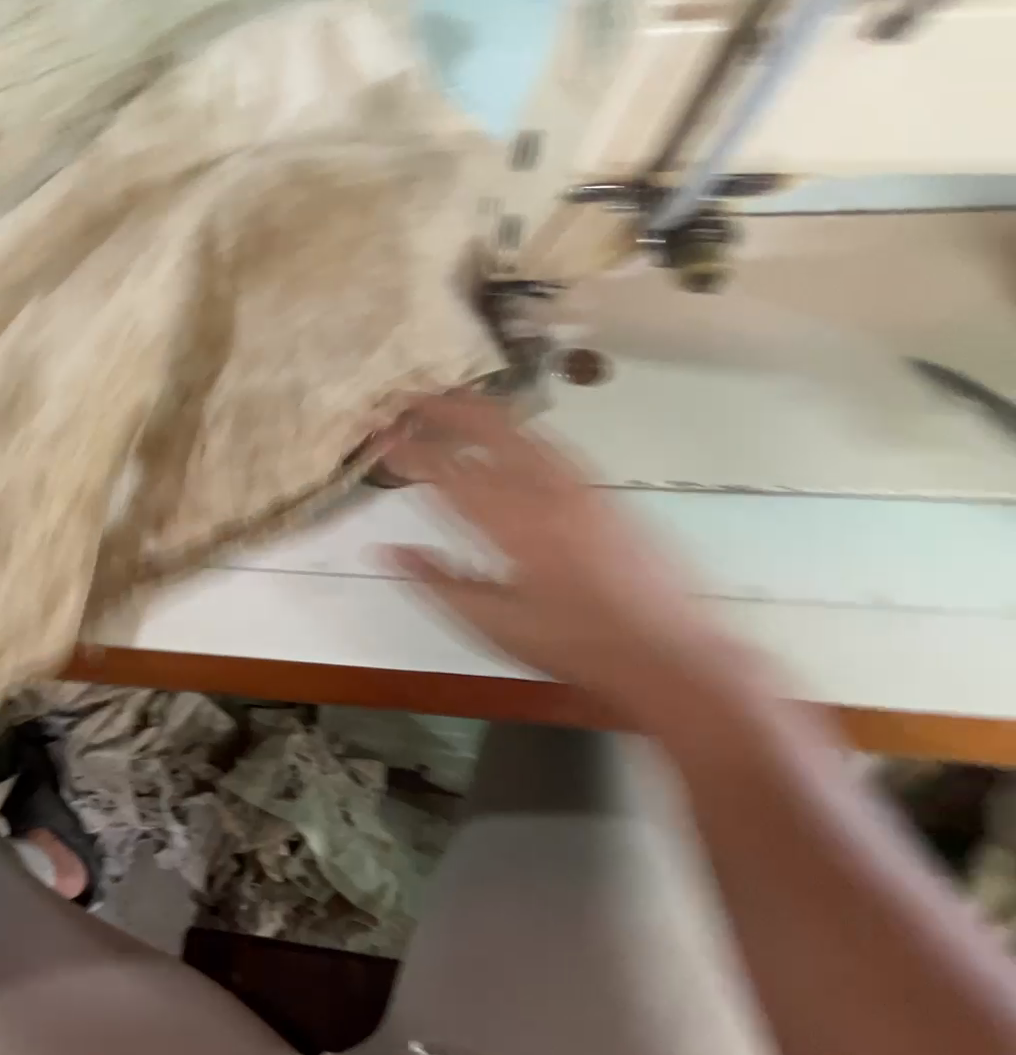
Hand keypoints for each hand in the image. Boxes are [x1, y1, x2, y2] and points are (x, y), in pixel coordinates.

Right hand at [384, 393, 745, 716]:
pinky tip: (513, 439)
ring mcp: (586, 490)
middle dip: (446, 409)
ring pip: (528, 433)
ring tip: (453, 401)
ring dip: (485, 413)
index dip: (410, 453)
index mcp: (514, 525)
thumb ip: (436, 580)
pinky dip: (521, 432)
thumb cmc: (574, 645)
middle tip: (410, 398)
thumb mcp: (491, 623)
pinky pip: (555, 448)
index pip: (449, 474)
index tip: (380, 442)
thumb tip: (386, 550)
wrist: (674, 657)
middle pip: (493, 431)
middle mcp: (550, 494)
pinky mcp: (609, 497)